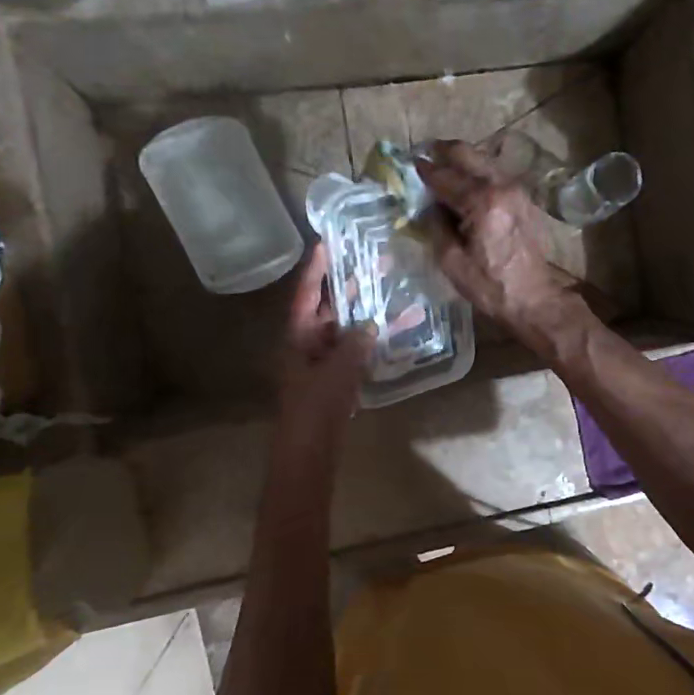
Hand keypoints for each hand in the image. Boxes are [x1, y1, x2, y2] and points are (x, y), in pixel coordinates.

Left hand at [273, 244, 373, 454]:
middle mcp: (308, 345)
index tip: (327, 242)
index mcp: (298, 337)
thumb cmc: (316, 408)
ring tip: (394, 295)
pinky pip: (354, 353)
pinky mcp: (335, 381)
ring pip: (347, 331)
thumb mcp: (338, 371)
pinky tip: (395, 336)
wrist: (309, 453)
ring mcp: (321, 363)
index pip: (308, 294)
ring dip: (368, 316)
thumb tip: (371, 325)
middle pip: (330, 309)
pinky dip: (371, 344)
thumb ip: (356, 344)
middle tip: (377, 264)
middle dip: (352, 288)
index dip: (317, 268)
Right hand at [415, 141, 585, 346]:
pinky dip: (477, 173)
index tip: (408, 164)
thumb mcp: (451, 261)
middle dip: (443, 151)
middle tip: (424, 154)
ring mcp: (517, 190)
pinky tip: (465, 186)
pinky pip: (496, 174)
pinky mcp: (525, 199)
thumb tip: (426, 206)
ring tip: (442, 168)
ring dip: (461, 160)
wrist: (534, 299)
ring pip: (483, 160)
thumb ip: (435, 226)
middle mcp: (502, 186)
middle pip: (468, 154)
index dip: (424, 170)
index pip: (445, 176)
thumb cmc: (489, 286)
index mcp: (482, 201)